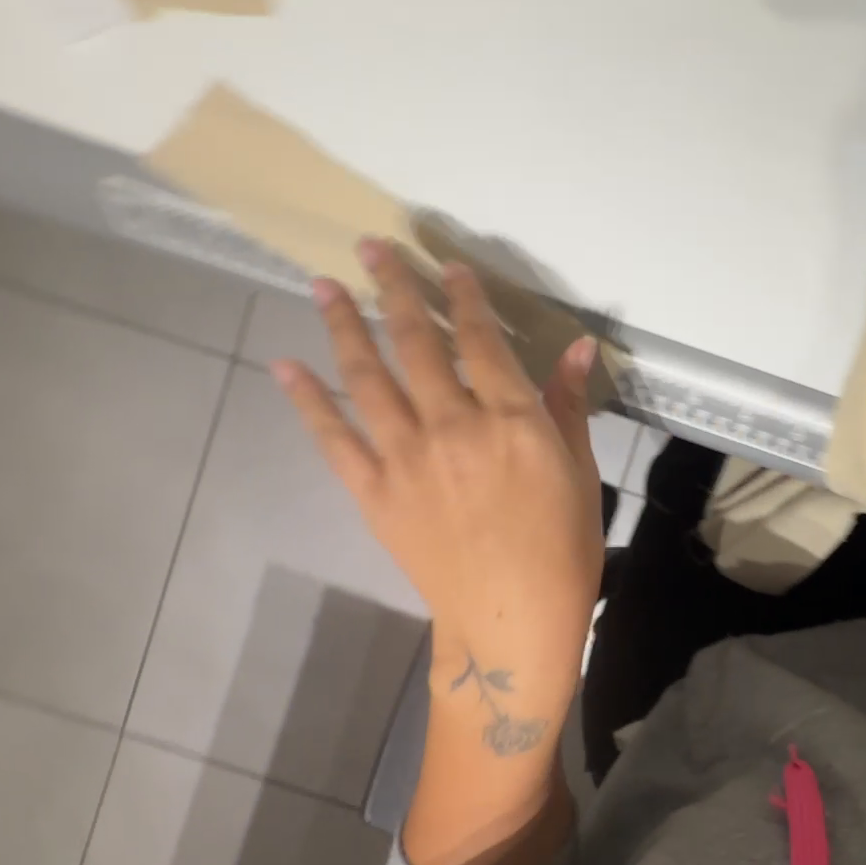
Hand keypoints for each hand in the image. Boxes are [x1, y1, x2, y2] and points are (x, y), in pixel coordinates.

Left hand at [271, 239, 604, 725]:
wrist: (512, 617)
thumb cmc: (563, 546)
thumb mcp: (579, 471)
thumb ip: (568, 405)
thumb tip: (579, 347)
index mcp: (511, 419)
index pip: (481, 341)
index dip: (465, 297)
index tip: (448, 266)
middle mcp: (452, 425)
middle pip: (416, 343)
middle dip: (395, 289)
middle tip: (371, 247)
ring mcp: (407, 458)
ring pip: (367, 377)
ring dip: (344, 326)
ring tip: (323, 285)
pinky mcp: (374, 493)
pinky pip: (334, 438)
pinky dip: (308, 401)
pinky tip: (286, 366)